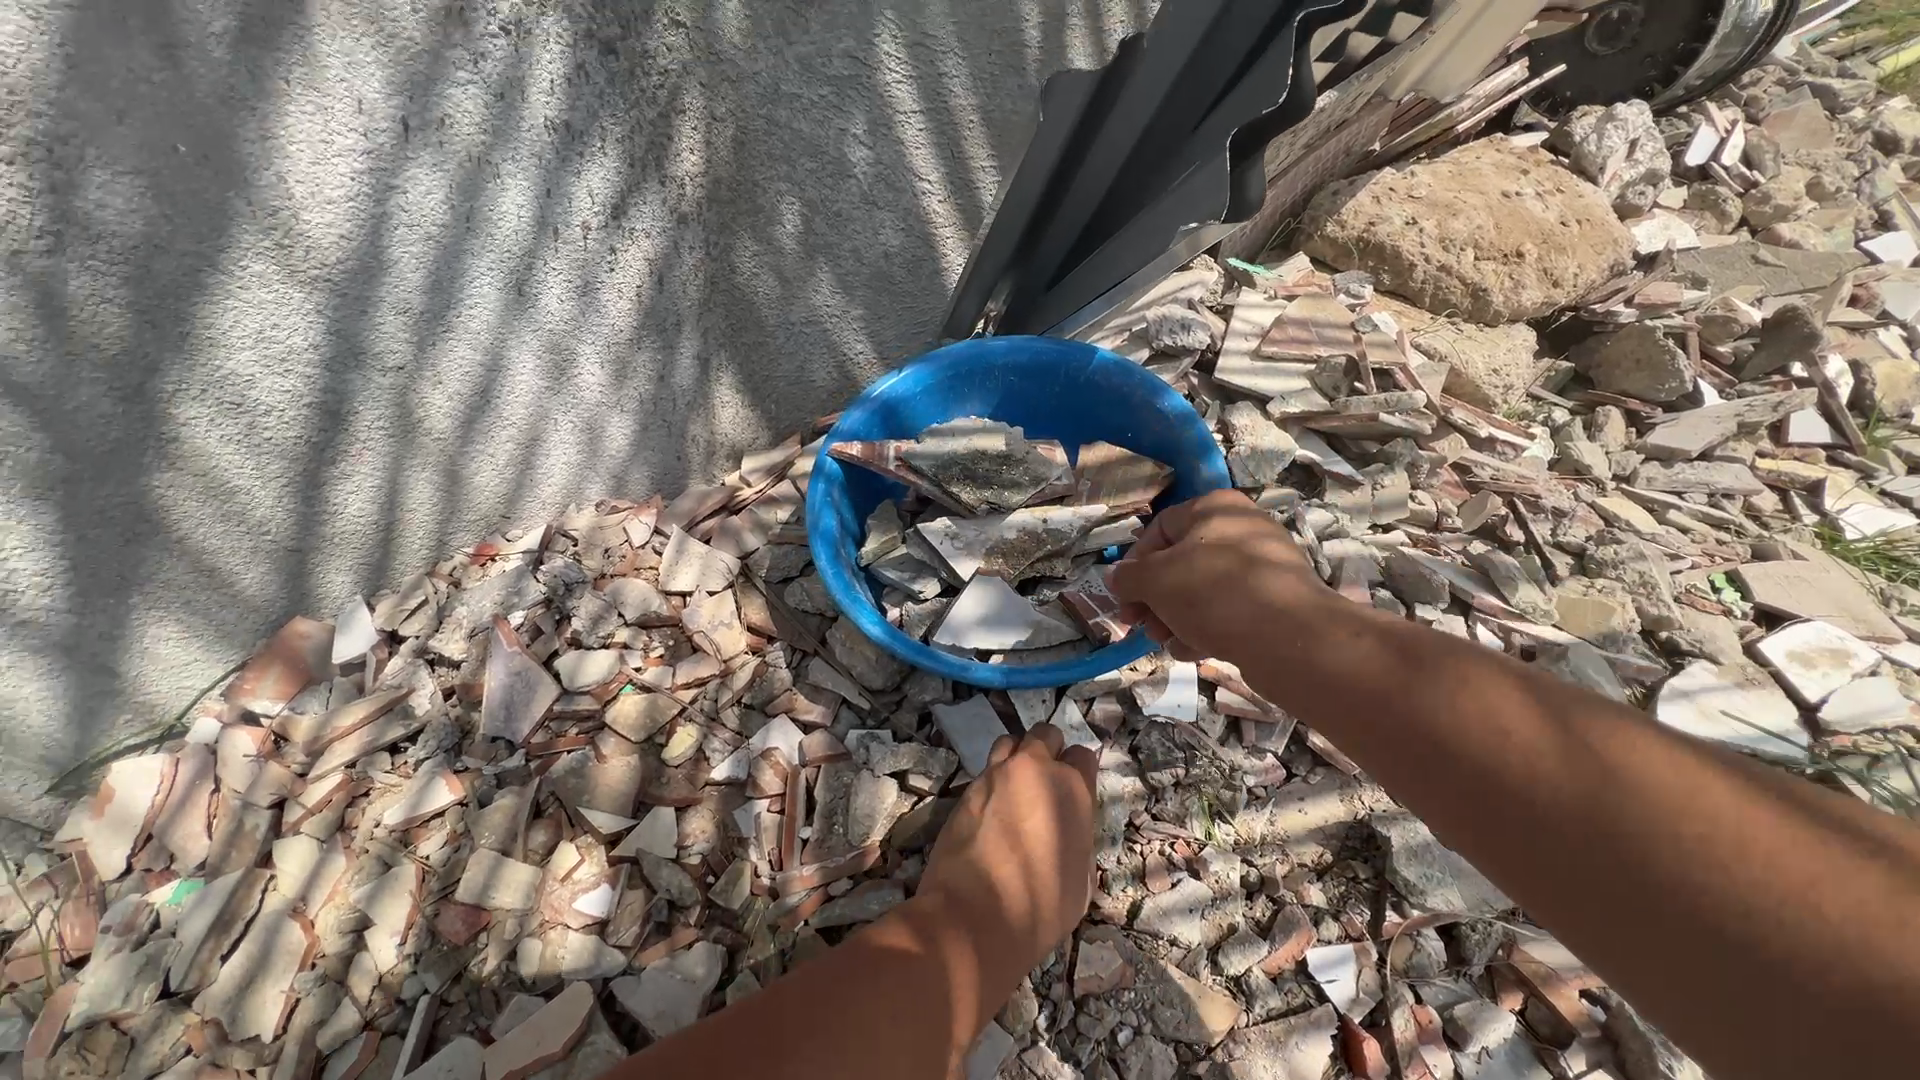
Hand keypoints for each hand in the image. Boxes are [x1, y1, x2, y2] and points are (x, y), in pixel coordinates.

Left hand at [916, 724, 1098, 974]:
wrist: (974, 916)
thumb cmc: (1042, 906)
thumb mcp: (1081, 878)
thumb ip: (1077, 837)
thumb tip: (1069, 832)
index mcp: (1071, 788)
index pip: (1083, 754)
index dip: (1080, 770)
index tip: (1076, 788)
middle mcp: (1033, 770)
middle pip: (1045, 735)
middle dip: (1049, 750)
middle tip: (1046, 780)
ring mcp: (995, 775)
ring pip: (1010, 743)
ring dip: (1017, 757)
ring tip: (1016, 786)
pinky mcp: (965, 790)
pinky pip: (985, 771)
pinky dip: (992, 781)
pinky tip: (991, 810)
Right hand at [1108, 489, 1332, 662]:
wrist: (1287, 637)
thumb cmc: (1212, 592)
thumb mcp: (1155, 580)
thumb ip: (1129, 577)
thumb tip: (1117, 577)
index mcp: (1214, 508)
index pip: (1159, 528)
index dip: (1134, 563)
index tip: (1123, 596)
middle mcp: (1242, 529)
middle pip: (1181, 562)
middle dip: (1154, 598)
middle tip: (1140, 625)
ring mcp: (1264, 566)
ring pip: (1203, 590)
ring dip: (1176, 617)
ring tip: (1166, 642)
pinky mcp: (1277, 602)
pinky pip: (1230, 610)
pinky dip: (1206, 628)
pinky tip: (1193, 650)